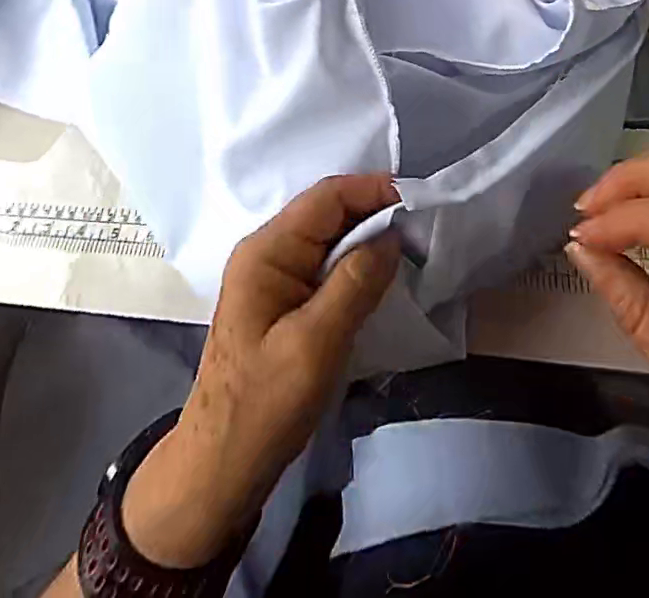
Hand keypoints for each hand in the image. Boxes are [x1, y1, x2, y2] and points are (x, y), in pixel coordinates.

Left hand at [123, 175, 401, 566]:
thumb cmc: (266, 401)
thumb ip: (355, 283)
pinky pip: (321, 267)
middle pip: (324, 214)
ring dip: (366, 239)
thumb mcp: (316, 342)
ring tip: (413, 248)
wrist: (224, 458)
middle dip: (373, 213)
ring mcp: (271, 277)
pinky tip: (380, 277)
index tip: (420, 200)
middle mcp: (265, 253)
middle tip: (425, 227)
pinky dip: (353, 265)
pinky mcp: (280, 301)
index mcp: (266, 251)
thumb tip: (392, 234)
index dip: (371, 190)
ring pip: (325, 240)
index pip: (324, 198)